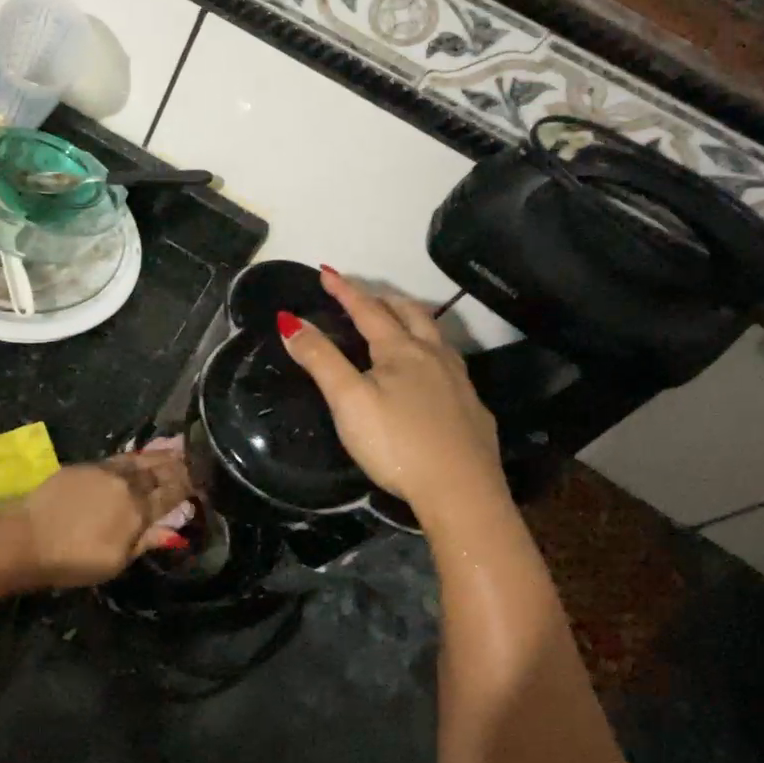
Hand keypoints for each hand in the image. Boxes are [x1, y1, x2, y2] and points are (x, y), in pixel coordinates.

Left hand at [17, 448, 193, 587]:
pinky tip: (139, 456)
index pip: (171, 493)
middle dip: (178, 464)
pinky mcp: (83, 467)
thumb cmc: (73, 559)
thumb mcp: (116, 561)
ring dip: (159, 455)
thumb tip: (172, 530)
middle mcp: (125, 484)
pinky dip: (135, 456)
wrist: (26, 537)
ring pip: (139, 460)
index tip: (204, 480)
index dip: (189, 486)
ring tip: (175, 448)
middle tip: (195, 456)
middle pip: (158, 471)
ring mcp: (103, 472)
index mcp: (138, 509)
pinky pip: (118, 458)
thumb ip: (145, 541)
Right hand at [278, 267, 504, 512]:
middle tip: (366, 295)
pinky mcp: (474, 411)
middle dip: (385, 300)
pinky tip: (431, 376)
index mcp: (400, 351)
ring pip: (437, 338)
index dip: (345, 290)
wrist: (461, 491)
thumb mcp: (348, 400)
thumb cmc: (396, 443)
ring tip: (401, 324)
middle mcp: (434, 357)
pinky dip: (433, 356)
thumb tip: (290, 320)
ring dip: (415, 322)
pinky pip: (452, 368)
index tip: (326, 271)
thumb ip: (320, 359)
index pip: (368, 310)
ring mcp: (460, 383)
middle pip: (411, 315)